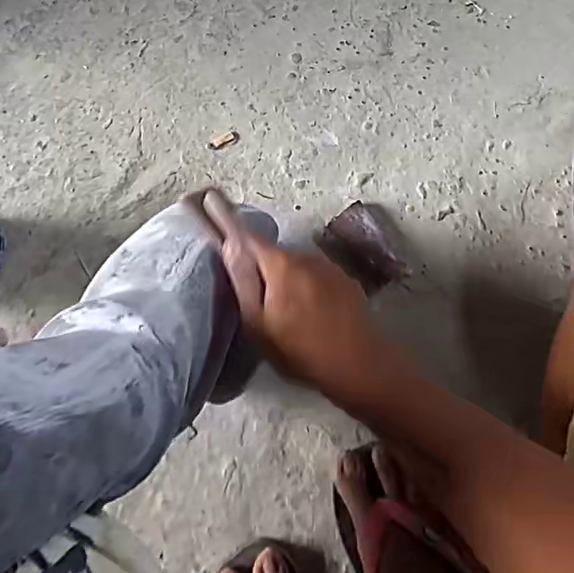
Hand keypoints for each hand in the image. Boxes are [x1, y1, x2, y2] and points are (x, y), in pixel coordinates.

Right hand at [193, 188, 394, 395]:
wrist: (362, 366)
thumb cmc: (302, 350)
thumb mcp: (259, 324)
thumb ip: (242, 281)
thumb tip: (228, 245)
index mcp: (279, 263)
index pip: (246, 234)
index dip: (227, 222)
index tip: (211, 205)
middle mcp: (304, 255)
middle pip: (271, 253)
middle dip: (260, 267)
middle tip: (257, 300)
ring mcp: (328, 266)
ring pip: (294, 265)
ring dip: (285, 278)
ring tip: (286, 313)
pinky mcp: (345, 280)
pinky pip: (315, 275)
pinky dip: (307, 286)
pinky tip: (310, 313)